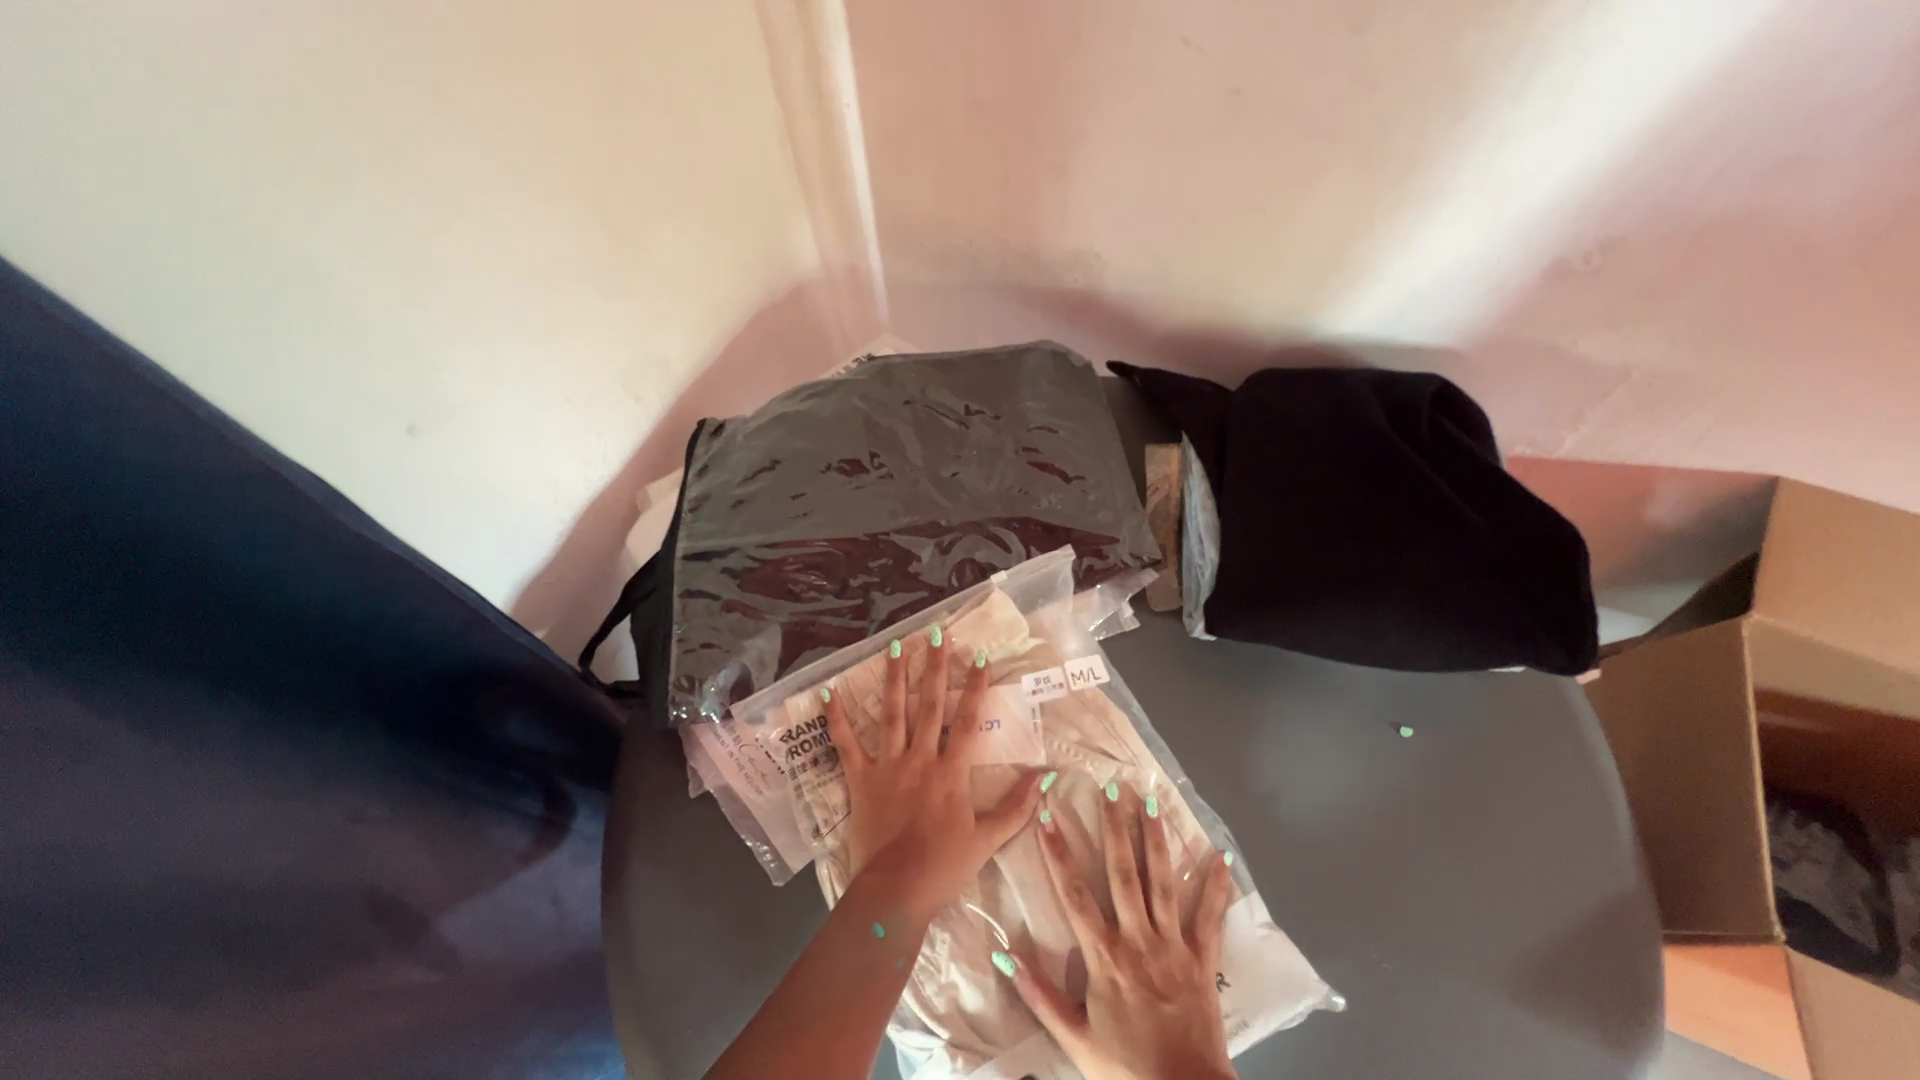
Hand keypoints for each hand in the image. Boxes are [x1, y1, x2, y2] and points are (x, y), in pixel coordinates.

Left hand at [821, 629, 1042, 918]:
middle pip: (929, 706)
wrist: (896, 891)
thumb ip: (1017, 807)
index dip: (975, 688)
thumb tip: (1046, 777)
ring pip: (891, 714)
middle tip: (937, 633)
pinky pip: (845, 744)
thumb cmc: (944, 866)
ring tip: (896, 646)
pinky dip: (836, 719)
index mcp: (951, 772)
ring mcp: (887, 766)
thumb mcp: (988, 839)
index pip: (967, 721)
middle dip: (935, 667)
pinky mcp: (860, 779)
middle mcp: (920, 759)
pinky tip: (826, 692)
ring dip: (895, 678)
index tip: (980, 657)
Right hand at [1012, 785, 1238, 1079]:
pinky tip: (1220, 856)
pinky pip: (1209, 918)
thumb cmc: (1124, 1067)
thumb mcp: (1072, 1038)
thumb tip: (1004, 953)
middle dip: (1115, 827)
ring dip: (1156, 839)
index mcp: (1104, 956)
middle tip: (1111, 786)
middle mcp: (1138, 940)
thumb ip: (1039, 994)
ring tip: (1152, 800)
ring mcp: (1173, 946)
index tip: (1049, 815)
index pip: (1074, 893)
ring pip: (1163, 882)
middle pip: (1123, 874)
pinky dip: (1215, 887)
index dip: (1059, 852)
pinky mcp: (1203, 960)